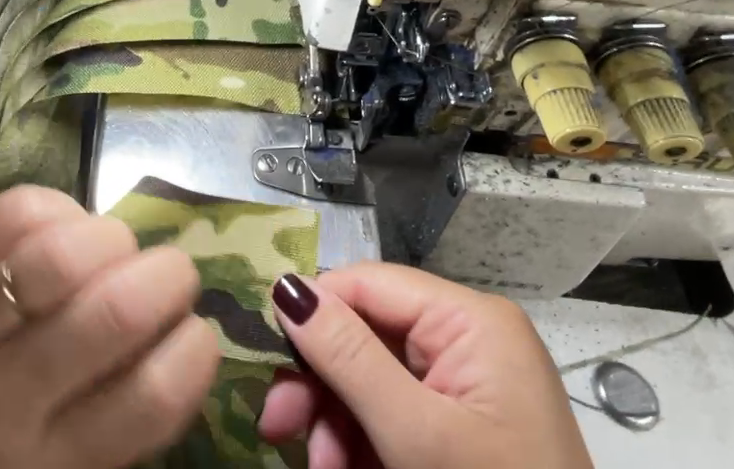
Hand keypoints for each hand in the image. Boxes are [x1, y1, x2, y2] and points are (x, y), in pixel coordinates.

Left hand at [0, 186, 220, 468]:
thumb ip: (117, 426)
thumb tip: (180, 346)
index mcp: (49, 459)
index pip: (152, 396)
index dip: (195, 352)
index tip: (194, 336)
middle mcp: (9, 386)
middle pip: (117, 310)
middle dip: (170, 278)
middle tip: (170, 280)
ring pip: (66, 251)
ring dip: (114, 240)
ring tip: (115, 254)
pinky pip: (20, 209)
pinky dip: (61, 209)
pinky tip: (62, 232)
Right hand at [260, 263, 591, 468]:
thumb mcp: (413, 433)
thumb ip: (347, 356)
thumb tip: (284, 285)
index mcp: (469, 320)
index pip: (366, 284)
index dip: (312, 314)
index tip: (264, 357)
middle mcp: (466, 337)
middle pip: (363, 333)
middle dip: (318, 382)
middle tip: (276, 425)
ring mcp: (463, 382)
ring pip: (368, 377)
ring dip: (332, 421)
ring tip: (319, 465)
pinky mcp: (458, 422)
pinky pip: (390, 412)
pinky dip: (359, 440)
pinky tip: (341, 468)